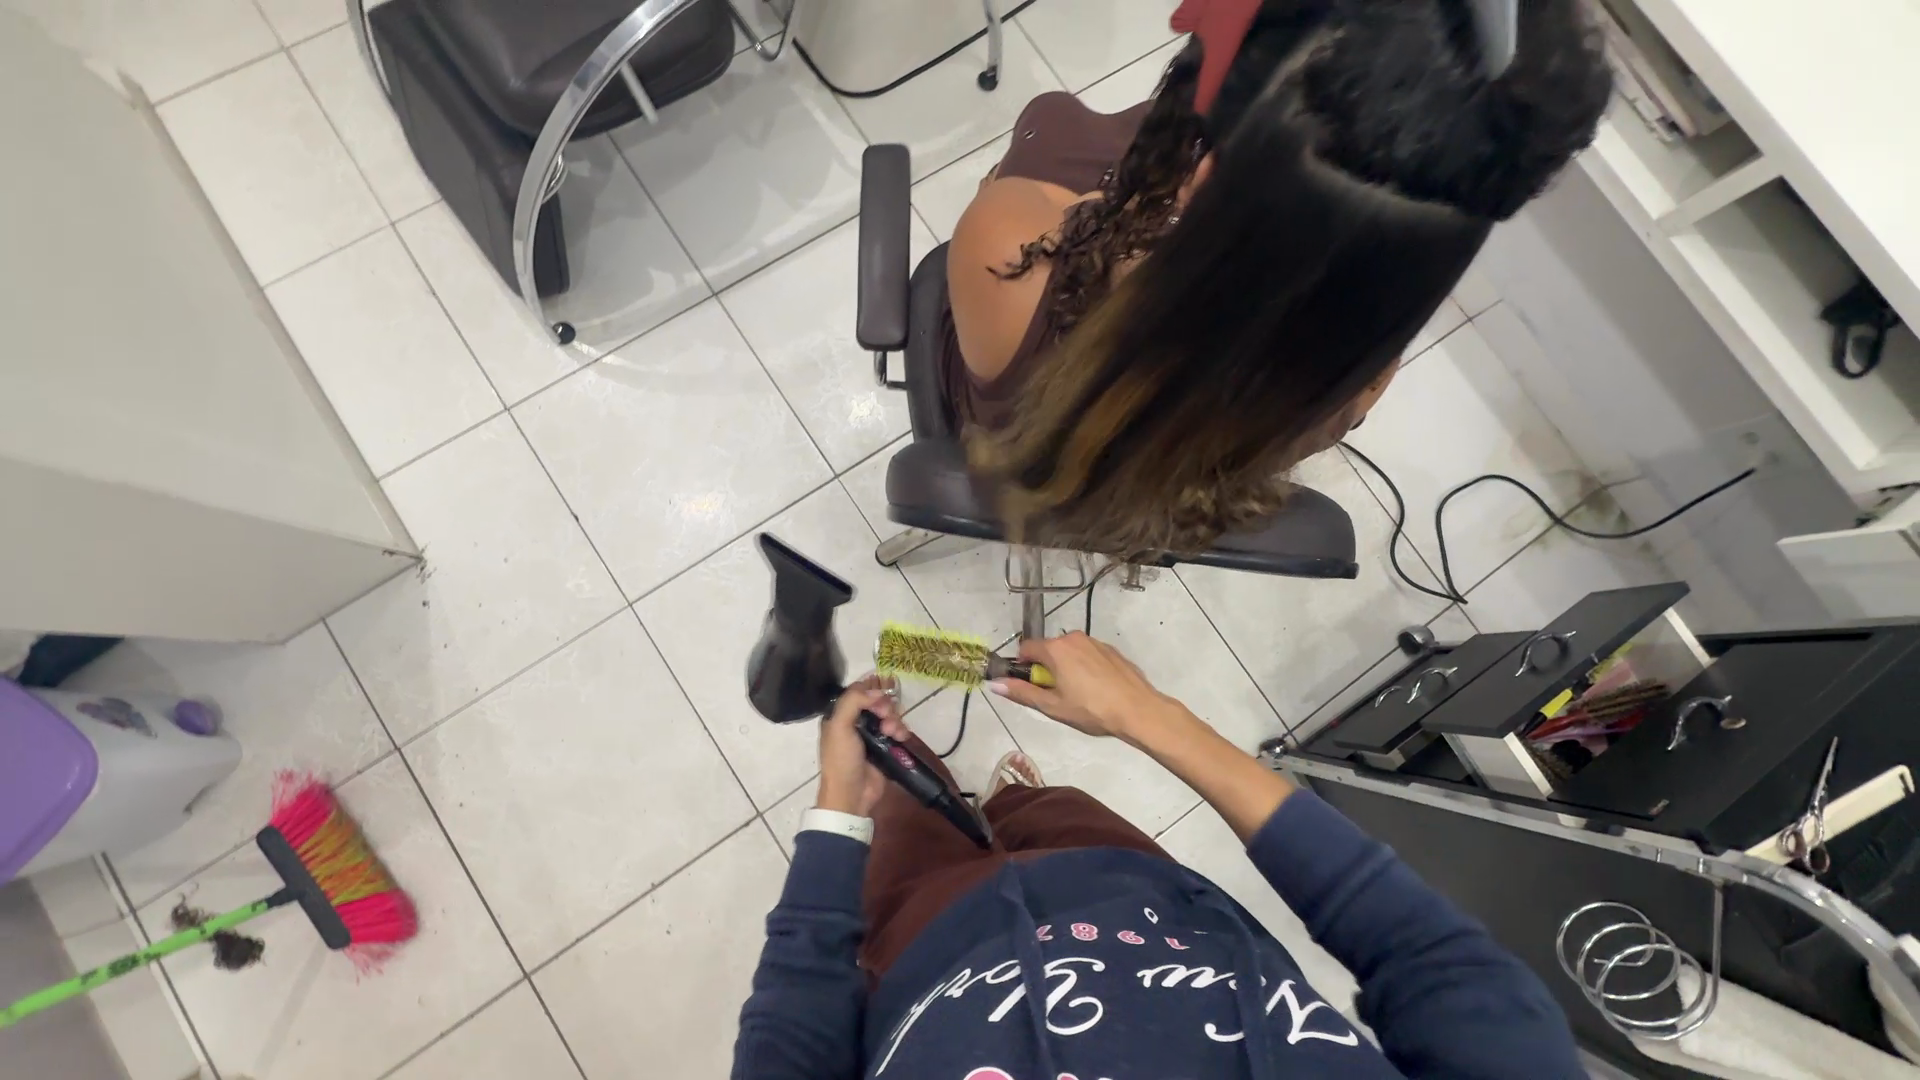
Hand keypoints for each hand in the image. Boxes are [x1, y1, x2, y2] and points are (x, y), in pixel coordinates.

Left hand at [816, 676, 907, 816]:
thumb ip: (854, 701)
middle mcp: (855, 722)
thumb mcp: (839, 727)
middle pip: (877, 701)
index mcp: (839, 715)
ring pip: (889, 714)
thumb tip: (877, 691)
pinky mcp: (885, 746)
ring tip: (893, 732)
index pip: (858, 691)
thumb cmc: (842, 759)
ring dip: (894, 719)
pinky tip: (901, 737)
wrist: (852, 794)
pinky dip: (901, 730)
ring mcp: (871, 734)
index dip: (872, 690)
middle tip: (886, 716)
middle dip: (885, 706)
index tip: (882, 694)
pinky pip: (897, 729)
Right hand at [990, 632, 1184, 742]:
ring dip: (1066, 667)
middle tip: (1057, 695)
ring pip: (1069, 651)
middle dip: (1046, 668)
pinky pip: (1088, 654)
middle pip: (1048, 649)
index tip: (1032, 687)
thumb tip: (995, 684)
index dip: (1023, 667)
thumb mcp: (1052, 706)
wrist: (1138, 710)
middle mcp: (1073, 638)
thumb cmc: (1091, 710)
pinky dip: (1085, 667)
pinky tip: (1097, 689)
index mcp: (1056, 649)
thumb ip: (1022, 692)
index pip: (1026, 648)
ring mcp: (1095, 641)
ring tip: (1079, 694)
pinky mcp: (1111, 649)